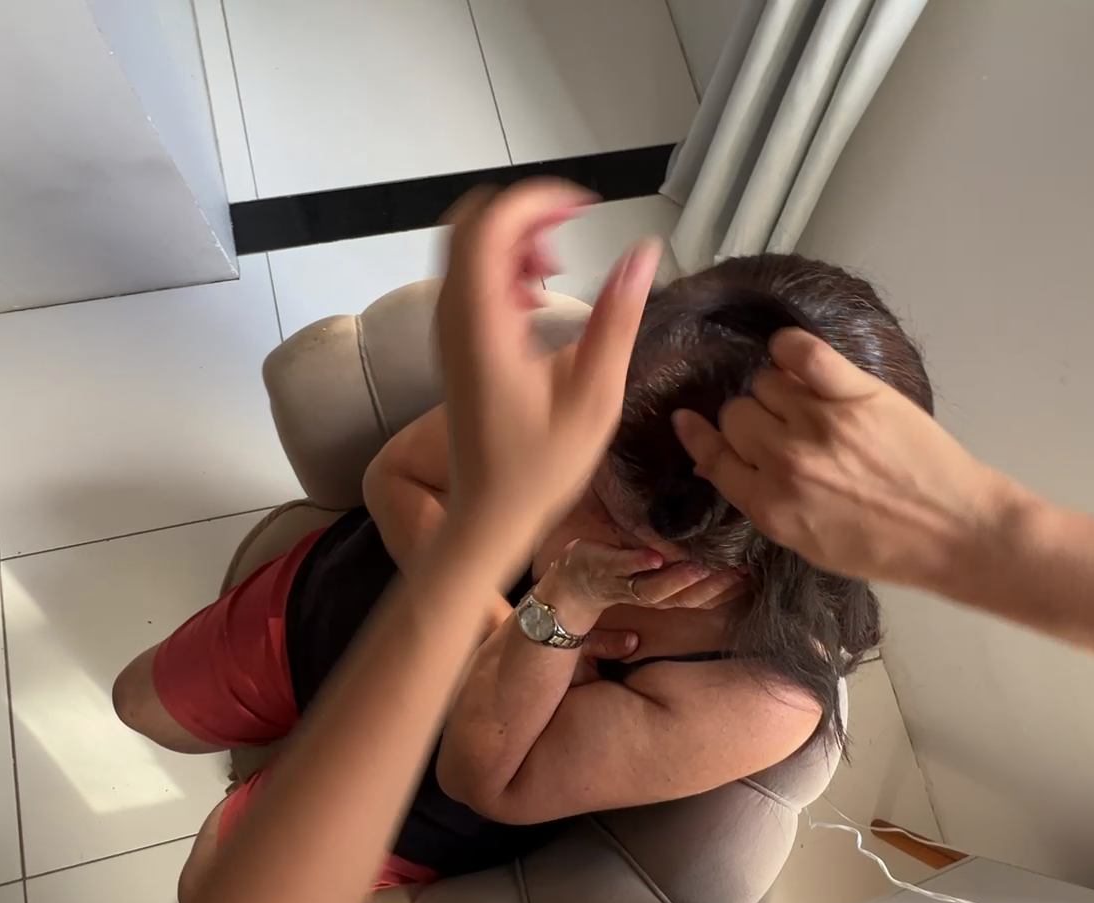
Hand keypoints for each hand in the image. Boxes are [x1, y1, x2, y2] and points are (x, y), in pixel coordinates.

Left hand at [434, 180, 662, 548]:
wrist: (489, 512)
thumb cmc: (540, 468)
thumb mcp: (593, 397)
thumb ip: (617, 320)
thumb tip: (644, 255)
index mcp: (484, 327)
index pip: (489, 225)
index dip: (537, 200)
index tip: (586, 207)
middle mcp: (454, 320)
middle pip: (471, 225)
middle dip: (524, 217)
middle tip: (570, 241)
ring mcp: (449, 332)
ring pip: (468, 250)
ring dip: (514, 244)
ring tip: (557, 275)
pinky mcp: (454, 346)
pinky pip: (469, 281)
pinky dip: (503, 272)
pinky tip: (537, 304)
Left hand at [535, 539, 746, 631]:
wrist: (569, 582)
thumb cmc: (617, 573)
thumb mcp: (652, 571)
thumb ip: (680, 567)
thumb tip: (716, 551)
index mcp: (661, 594)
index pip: (699, 597)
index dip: (726, 591)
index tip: (754, 576)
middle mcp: (645, 593)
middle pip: (683, 598)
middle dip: (712, 588)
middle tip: (740, 572)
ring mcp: (622, 582)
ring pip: (653, 589)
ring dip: (677, 581)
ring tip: (701, 567)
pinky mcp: (601, 566)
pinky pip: (620, 567)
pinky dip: (637, 563)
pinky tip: (655, 557)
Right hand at [671, 329, 1028, 592]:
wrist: (954, 532)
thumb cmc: (880, 547)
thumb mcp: (803, 542)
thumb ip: (759, 503)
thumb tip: (719, 462)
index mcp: (770, 507)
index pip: (714, 456)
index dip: (698, 436)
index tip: (687, 419)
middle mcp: (786, 463)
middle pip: (736, 415)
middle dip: (749, 421)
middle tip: (778, 429)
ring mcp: (821, 425)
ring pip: (765, 383)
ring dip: (776, 391)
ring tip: (803, 404)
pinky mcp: (857, 394)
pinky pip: (802, 352)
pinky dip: (788, 347)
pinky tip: (790, 354)